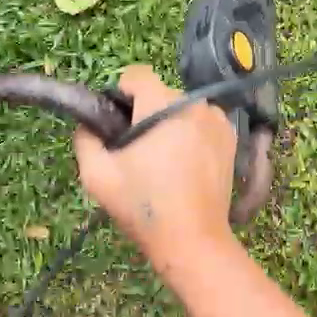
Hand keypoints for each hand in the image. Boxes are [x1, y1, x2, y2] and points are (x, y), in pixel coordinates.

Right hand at [74, 66, 236, 262]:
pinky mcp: (230, 136)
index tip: (118, 124)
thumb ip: (86, 139)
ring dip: (170, 124)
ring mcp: (216, 118)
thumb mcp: (98, 176)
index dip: (121, 95)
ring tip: (164, 163)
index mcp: (161, 103)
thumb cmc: (144, 207)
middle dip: (145, 115)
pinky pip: (201, 123)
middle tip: (138, 152)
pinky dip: (192, 135)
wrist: (193, 241)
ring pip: (181, 109)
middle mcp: (193, 102)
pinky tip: (186, 166)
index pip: (136, 75)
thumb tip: (88, 123)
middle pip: (159, 94)